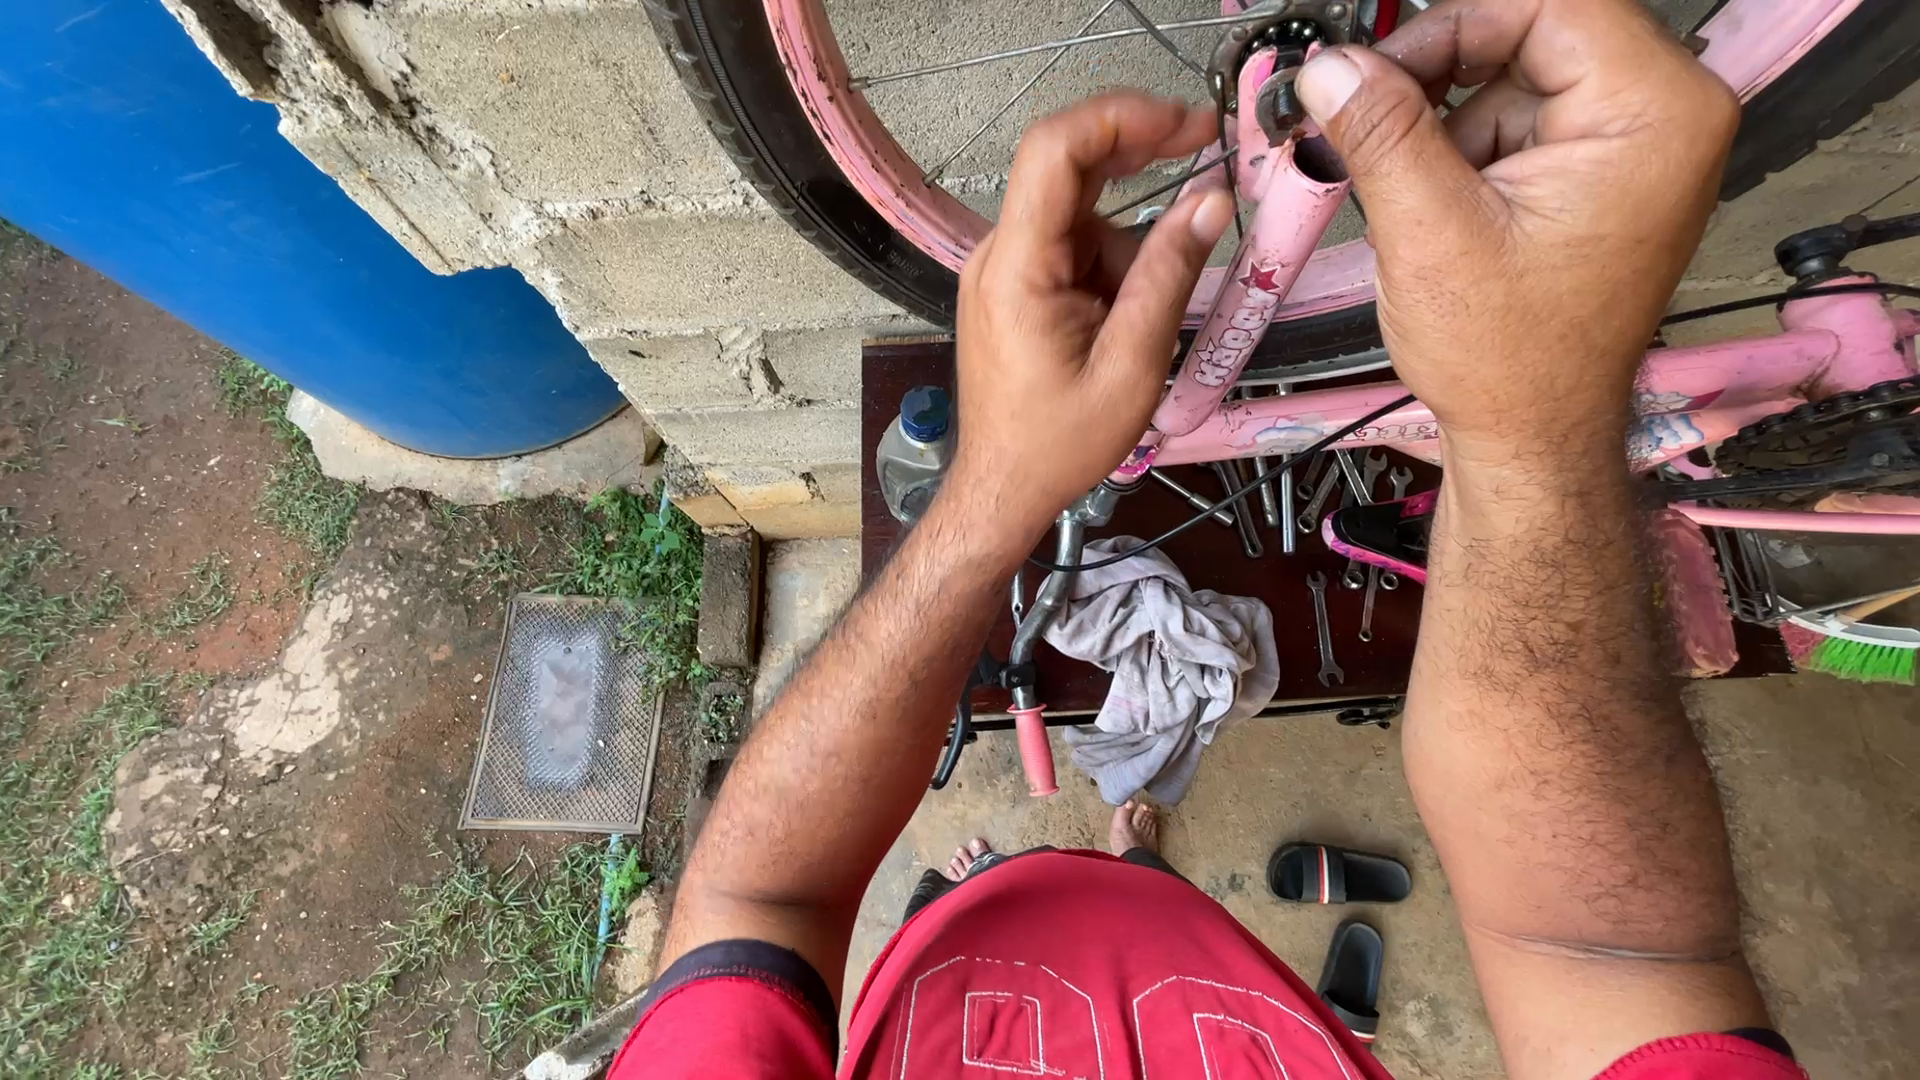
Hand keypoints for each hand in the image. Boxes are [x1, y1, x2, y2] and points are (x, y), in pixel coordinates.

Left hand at [949, 93, 1234, 549]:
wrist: (1003, 487)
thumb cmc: (1058, 446)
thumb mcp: (1130, 368)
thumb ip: (1168, 276)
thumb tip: (1209, 199)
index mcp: (1017, 271)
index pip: (1054, 149)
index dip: (1122, 116)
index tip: (1187, 124)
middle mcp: (998, 258)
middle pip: (1069, 173)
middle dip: (1140, 167)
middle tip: (1204, 174)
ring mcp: (1000, 273)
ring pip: (1078, 219)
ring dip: (1124, 251)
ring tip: (1134, 327)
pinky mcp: (1009, 290)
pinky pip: (1068, 252)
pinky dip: (1105, 272)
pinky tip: (1115, 326)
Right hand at [1294, 0, 1738, 473]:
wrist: (1523, 429)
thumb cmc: (1501, 355)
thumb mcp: (1428, 235)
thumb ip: (1382, 138)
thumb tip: (1331, 70)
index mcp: (1650, 114)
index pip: (1548, 6)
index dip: (1444, 30)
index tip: (1364, 74)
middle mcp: (1654, 120)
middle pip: (1526, 47)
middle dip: (1433, 96)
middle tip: (1361, 136)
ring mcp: (1620, 154)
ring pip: (1506, 96)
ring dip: (1436, 142)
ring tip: (1406, 214)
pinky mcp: (1584, 185)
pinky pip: (1507, 140)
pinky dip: (1452, 169)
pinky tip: (1428, 221)